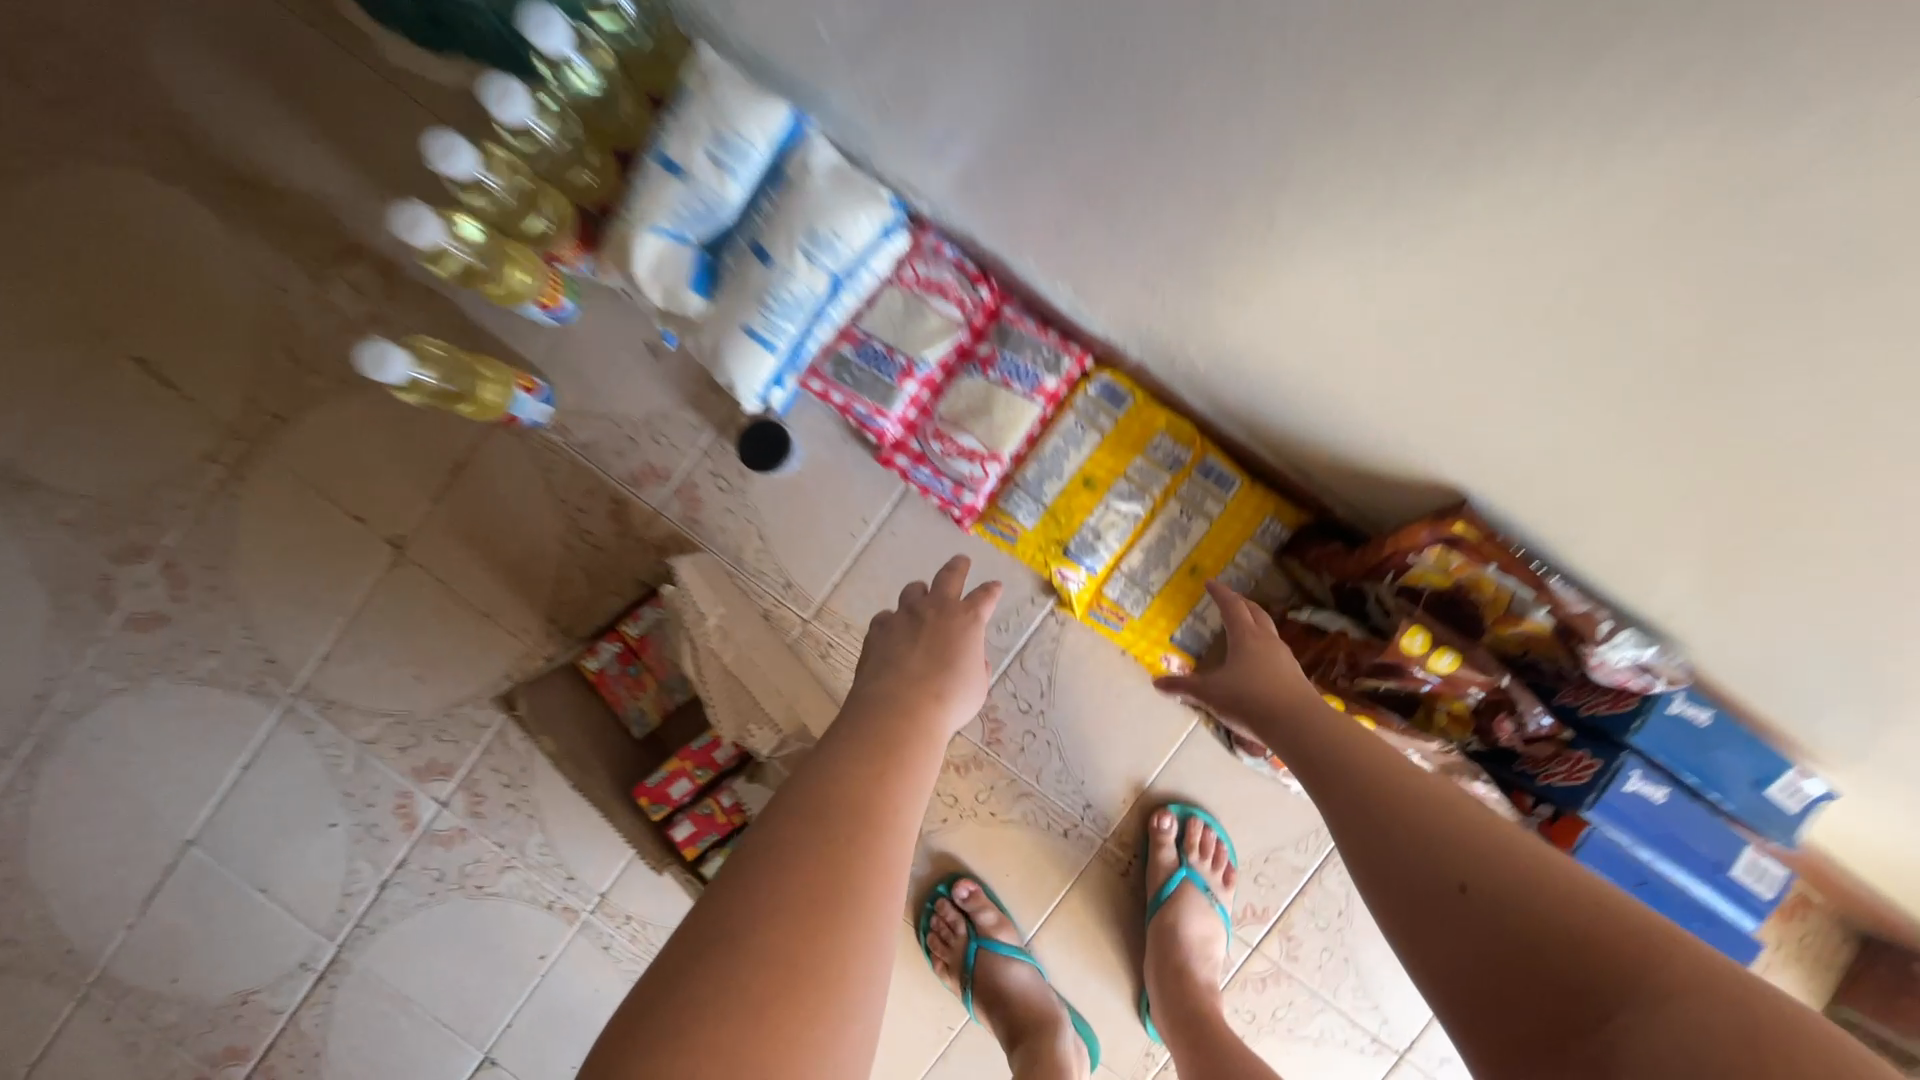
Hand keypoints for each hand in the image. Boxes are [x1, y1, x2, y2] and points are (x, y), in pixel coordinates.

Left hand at [847, 555, 1003, 736]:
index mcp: (967, 620)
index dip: (991, 591)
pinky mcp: (878, 629)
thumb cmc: (949, 701)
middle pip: (949, 576)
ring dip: (920, 591)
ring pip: (912, 591)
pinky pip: (886, 617)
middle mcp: (935, 609)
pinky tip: (891, 631)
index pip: (984, 597)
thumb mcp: (977, 687)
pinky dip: (892, 622)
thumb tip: (973, 659)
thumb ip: (976, 667)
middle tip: (961, 560)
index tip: (995, 586)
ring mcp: (903, 616)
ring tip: (920, 594)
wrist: (899, 709)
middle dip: (958, 567)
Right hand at [1153, 582, 1323, 740]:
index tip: (1210, 582)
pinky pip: (1276, 653)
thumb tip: (1157, 683)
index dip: (1220, 593)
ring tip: (1245, 629)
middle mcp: (1267, 641)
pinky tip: (1259, 663)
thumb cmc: (1249, 701)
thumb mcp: (1210, 694)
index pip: (1232, 606)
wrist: (1299, 725)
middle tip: (1231, 599)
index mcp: (1245, 637)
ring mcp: (1285, 658)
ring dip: (1256, 625)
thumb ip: (1184, 687)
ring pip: (1269, 632)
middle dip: (1242, 603)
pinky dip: (1264, 648)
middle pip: (1256, 613)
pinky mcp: (1295, 676)